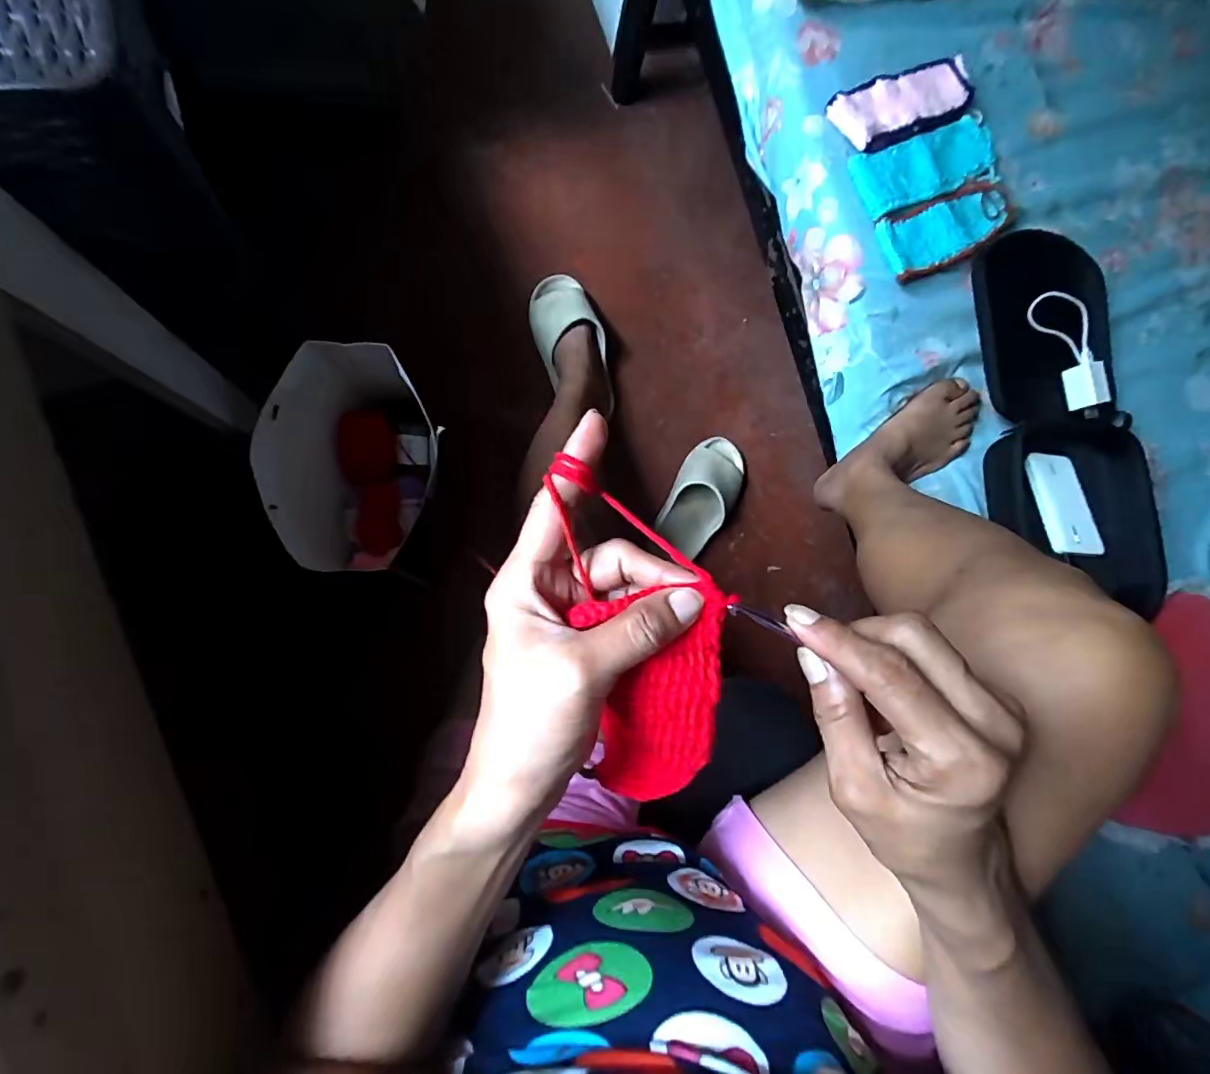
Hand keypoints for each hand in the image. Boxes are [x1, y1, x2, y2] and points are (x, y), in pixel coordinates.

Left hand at [460, 412, 705, 828]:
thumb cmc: (530, 723)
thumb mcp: (585, 668)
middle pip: (608, 558)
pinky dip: (653, 623)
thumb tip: (693, 597)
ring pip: (624, 590)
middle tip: (693, 601)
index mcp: (524, 583)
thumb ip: (639, 627)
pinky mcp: (587, 646)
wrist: (517, 787)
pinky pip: (627, 619)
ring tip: (691, 622)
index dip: (575, 466)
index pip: (552, 510)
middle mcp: (545, 592)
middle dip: (651, 573)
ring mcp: (567, 620)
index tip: (593, 422)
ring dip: (658, 602)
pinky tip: (678, 634)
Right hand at [785, 606, 1025, 896]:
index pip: (892, 677)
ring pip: (923, 636)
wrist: (964, 859)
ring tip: (842, 670)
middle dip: (855, 632)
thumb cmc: (902, 834)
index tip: (794, 618)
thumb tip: (811, 655)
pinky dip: (889, 651)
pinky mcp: (996, 694)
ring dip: (870, 639)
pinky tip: (871, 680)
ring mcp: (1002, 705)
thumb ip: (835, 717)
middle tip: (813, 645)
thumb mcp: (852, 788)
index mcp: (960, 758)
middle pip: (915, 638)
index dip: (840, 641)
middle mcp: (994, 723)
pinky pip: (932, 649)